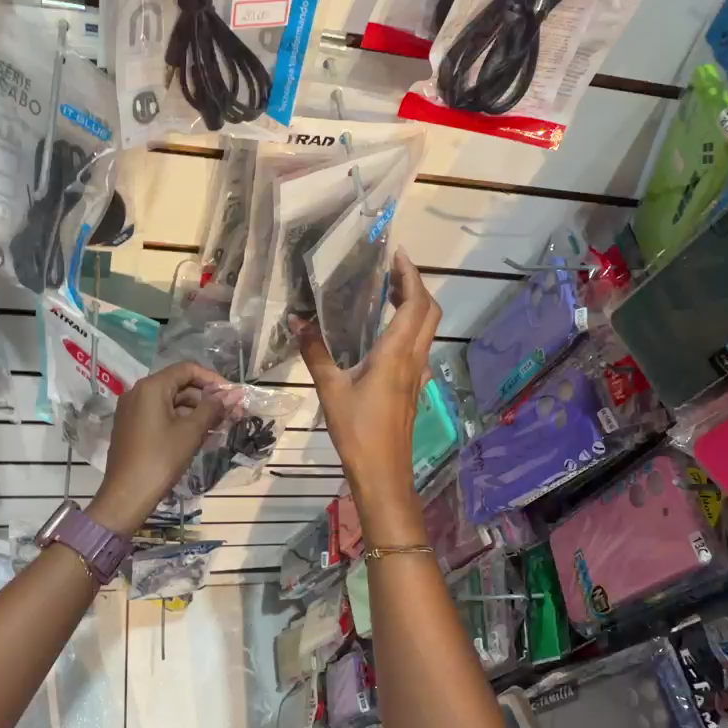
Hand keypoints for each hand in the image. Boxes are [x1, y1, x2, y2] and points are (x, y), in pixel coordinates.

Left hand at [93, 361, 228, 533]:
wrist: (127, 495)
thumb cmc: (161, 459)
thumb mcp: (191, 432)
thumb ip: (213, 408)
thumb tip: (233, 395)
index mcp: (151, 387)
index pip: (187, 369)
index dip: (213, 379)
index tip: (232, 394)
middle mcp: (138, 392)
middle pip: (179, 385)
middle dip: (206, 397)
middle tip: (231, 412)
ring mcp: (132, 410)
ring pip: (170, 402)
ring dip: (195, 410)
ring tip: (219, 426)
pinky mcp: (131, 427)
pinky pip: (160, 415)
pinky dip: (180, 420)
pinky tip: (198, 435)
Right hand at [295, 250, 440, 544]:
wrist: (383, 473)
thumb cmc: (357, 430)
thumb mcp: (330, 389)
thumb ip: (315, 353)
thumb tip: (298, 322)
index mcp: (397, 352)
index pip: (415, 303)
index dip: (411, 275)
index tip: (397, 255)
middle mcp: (413, 358)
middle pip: (429, 311)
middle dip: (416, 286)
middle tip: (391, 271)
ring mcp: (417, 374)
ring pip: (426, 329)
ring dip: (414, 306)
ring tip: (387, 294)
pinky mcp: (413, 388)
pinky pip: (418, 347)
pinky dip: (409, 328)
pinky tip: (385, 335)